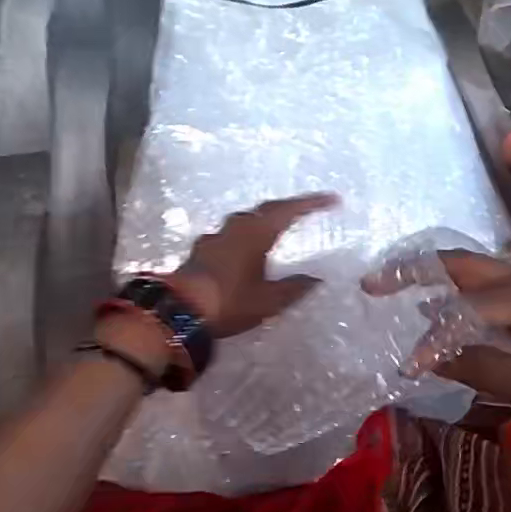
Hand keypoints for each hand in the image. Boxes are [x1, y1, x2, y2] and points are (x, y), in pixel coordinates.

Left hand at [167, 193, 338, 337]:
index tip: (332, 199)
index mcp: (255, 234)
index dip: (311, 204)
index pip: (288, 210)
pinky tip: (246, 249)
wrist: (178, 312)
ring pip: (245, 221)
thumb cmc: (229, 301)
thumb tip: (317, 279)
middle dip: (288, 207)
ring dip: (264, 220)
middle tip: (305, 209)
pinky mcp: (201, 252)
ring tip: (277, 228)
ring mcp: (214, 238)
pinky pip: (231, 235)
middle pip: (265, 210)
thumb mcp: (269, 300)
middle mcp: (235, 229)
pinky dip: (246, 236)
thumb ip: (295, 287)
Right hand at [378, 250, 510, 443]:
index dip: (435, 333)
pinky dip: (455, 297)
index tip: (407, 364)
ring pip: (474, 274)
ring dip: (435, 279)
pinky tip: (433, 311)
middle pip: (466, 266)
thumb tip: (425, 358)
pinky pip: (486, 293)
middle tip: (374, 282)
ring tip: (393, 288)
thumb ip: (481, 366)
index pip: (470, 306)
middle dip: (420, 271)